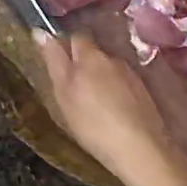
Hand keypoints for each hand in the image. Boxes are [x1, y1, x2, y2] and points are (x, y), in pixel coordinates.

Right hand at [34, 32, 186, 185]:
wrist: (142, 154)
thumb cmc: (93, 122)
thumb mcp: (63, 92)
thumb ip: (53, 59)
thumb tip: (40, 31)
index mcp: (91, 55)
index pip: (76, 35)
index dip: (65, 45)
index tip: (57, 63)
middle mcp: (114, 59)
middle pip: (94, 53)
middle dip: (82, 65)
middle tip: (71, 89)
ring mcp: (133, 77)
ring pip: (109, 71)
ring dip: (99, 80)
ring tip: (91, 105)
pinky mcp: (146, 96)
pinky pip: (123, 87)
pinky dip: (115, 95)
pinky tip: (111, 115)